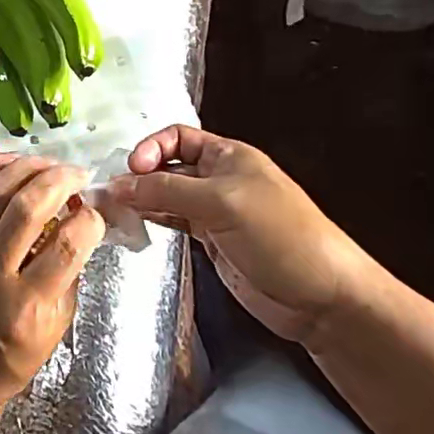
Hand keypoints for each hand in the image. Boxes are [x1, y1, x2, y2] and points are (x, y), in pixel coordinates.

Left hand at [0, 155, 105, 411]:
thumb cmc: (18, 351)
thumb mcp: (60, 320)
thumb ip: (72, 268)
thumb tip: (85, 216)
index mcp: (26, 305)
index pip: (64, 248)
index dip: (89, 221)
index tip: (97, 213)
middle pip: (24, 209)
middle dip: (59, 182)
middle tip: (80, 175)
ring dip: (30, 167)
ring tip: (55, 165)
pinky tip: (20, 162)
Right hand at [111, 126, 371, 346]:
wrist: (321, 296)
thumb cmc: (282, 236)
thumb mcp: (222, 203)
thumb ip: (168, 191)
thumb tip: (120, 184)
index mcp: (228, 155)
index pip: (178, 137)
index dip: (152, 148)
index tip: (131, 168)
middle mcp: (220, 178)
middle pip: (169, 166)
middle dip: (140, 176)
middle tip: (112, 194)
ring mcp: (215, 211)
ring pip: (168, 196)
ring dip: (143, 200)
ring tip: (115, 211)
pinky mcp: (213, 241)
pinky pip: (175, 222)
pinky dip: (154, 222)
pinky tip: (137, 225)